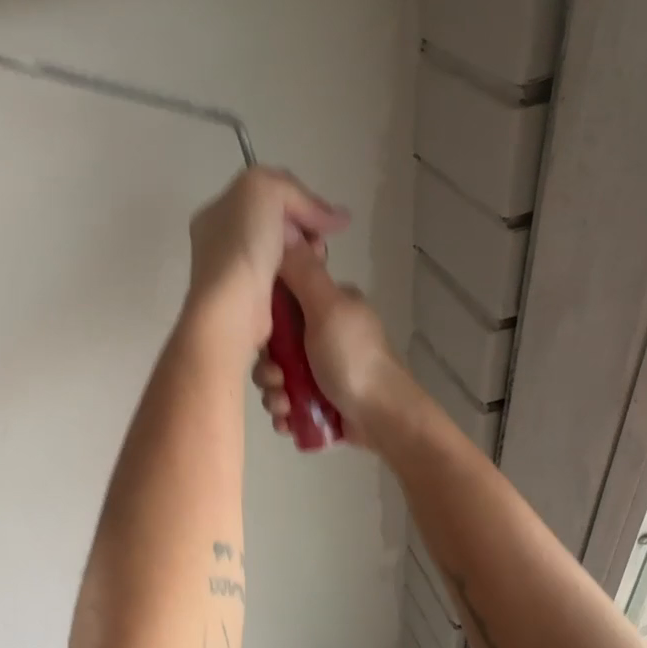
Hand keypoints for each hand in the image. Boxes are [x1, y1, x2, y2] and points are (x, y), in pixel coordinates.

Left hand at [185, 168, 349, 349]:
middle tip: (319, 238)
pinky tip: (309, 277)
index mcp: (218, 211)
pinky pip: (285, 277)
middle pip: (278, 222)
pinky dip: (301, 274)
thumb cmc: (242, 243)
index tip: (325, 215)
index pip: (266, 193)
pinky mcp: (252, 299)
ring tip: (317, 258)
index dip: (300, 198)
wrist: (233, 307)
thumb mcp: (263, 189)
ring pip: (285, 251)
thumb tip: (333, 216)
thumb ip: (294, 191)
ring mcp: (236, 271)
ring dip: (307, 251)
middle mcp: (223, 240)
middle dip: (306, 226)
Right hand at [253, 245, 414, 449]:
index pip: (280, 303)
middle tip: (276, 380)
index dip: (264, 323)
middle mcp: (324, 334)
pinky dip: (284, 412)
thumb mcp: (328, 308)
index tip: (263, 341)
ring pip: (277, 376)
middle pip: (274, 345)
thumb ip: (303, 273)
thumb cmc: (354, 359)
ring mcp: (322, 369)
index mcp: (328, 306)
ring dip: (273, 394)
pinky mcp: (320, 400)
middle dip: (268, 367)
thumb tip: (283, 227)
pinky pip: (287, 402)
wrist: (382, 419)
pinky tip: (288, 420)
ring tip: (284, 406)